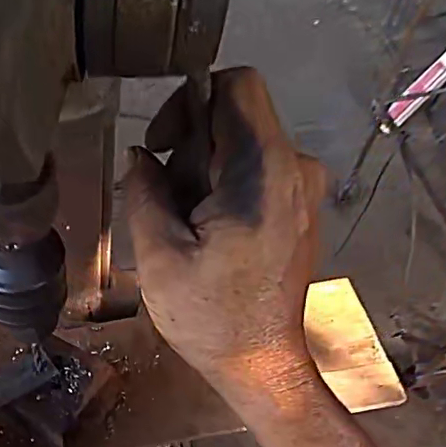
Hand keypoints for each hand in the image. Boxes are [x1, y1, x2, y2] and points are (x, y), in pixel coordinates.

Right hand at [125, 67, 328, 408]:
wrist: (259, 361)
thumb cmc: (208, 318)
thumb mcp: (158, 257)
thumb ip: (144, 193)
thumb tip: (140, 155)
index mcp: (264, 172)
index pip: (234, 85)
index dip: (188, 103)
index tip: (161, 147)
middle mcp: (296, 167)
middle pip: (236, 118)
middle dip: (191, 150)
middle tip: (166, 205)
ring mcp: (305, 188)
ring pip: (243, 147)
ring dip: (203, 175)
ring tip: (185, 229)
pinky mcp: (301, 207)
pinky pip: (256, 173)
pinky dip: (224, 190)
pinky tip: (208, 236)